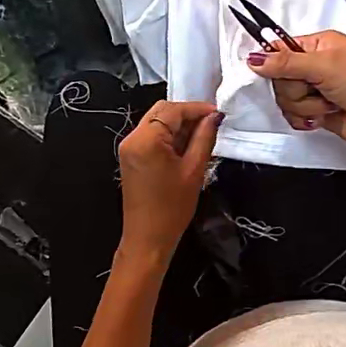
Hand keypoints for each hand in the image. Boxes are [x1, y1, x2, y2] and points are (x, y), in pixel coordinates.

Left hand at [116, 100, 222, 257]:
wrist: (148, 237)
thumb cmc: (172, 207)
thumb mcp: (194, 170)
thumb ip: (204, 138)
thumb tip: (214, 117)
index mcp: (146, 139)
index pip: (172, 110)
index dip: (196, 109)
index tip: (217, 113)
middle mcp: (132, 138)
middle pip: (161, 112)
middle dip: (186, 115)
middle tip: (211, 124)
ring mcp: (128, 147)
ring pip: (155, 122)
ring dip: (178, 126)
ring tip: (202, 136)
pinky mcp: (129, 157)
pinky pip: (150, 136)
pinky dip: (168, 136)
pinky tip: (186, 146)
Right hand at [247, 31, 345, 158]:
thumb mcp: (326, 66)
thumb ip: (286, 63)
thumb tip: (253, 58)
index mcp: (319, 45)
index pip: (280, 49)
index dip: (274, 62)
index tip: (273, 71)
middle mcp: (315, 66)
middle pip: (278, 77)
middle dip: (295, 89)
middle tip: (317, 89)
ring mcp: (315, 90)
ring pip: (284, 98)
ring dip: (304, 105)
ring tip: (328, 104)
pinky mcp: (315, 112)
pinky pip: (291, 115)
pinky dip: (304, 119)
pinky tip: (324, 117)